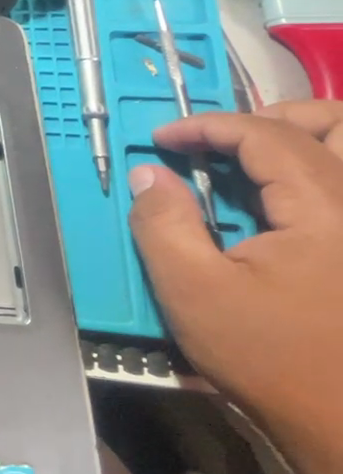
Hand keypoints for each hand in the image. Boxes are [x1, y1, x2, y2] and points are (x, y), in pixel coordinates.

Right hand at [129, 103, 342, 473]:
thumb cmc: (269, 356)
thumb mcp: (192, 289)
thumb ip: (163, 222)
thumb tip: (150, 174)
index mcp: (331, 213)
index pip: (271, 136)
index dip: (208, 127)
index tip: (162, 141)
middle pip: (342, 124)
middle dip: (276, 117)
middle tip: (221, 140)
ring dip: (310, 140)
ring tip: (257, 159)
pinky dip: (322, 174)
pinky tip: (287, 198)